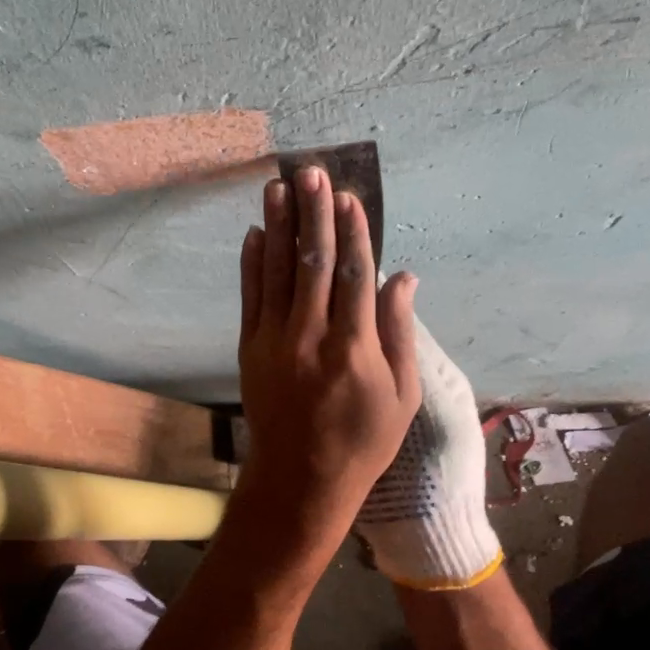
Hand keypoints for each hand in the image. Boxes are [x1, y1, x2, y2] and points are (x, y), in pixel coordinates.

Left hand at [237, 165, 420, 522]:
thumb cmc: (363, 439)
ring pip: (276, 270)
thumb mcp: (401, 395)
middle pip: (312, 262)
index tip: (350, 197)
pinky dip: (252, 261)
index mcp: (355, 349)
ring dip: (278, 225)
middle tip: (311, 172)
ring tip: (279, 186)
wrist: (300, 477)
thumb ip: (400, 331)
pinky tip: (256, 231)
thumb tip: (401, 275)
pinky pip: (250, 295)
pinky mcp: (248, 345)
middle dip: (313, 213)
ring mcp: (274, 339)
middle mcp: (312, 337)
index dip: (352, 232)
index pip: (353, 275)